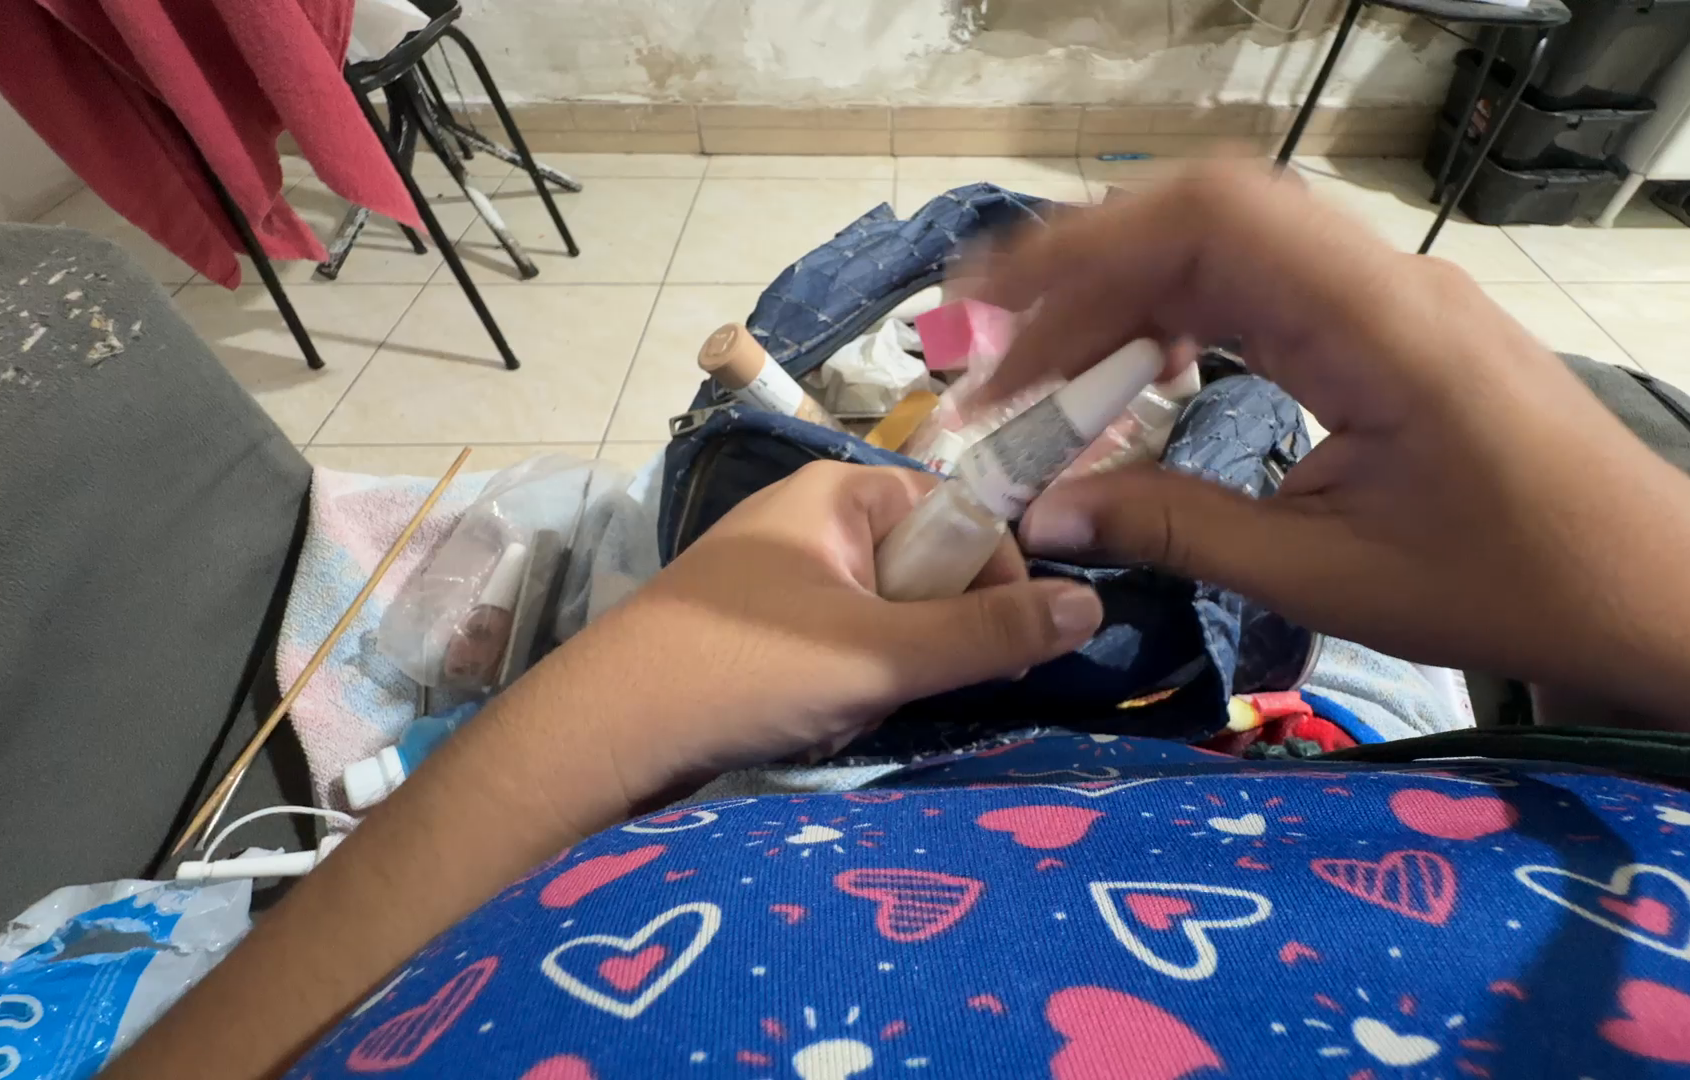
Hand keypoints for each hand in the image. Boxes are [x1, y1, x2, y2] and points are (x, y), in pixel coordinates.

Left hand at [514, 461, 1103, 826]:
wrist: (598, 739)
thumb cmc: (744, 670)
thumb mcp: (880, 654)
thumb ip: (988, 632)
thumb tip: (1091, 605)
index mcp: (841, 493)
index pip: (959, 513)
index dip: (996, 575)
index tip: (1011, 644)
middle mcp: (815, 520)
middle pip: (925, 565)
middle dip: (930, 632)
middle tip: (909, 681)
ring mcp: (787, 574)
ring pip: (888, 612)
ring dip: (891, 664)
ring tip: (852, 702)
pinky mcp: (766, 623)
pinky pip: (846, 639)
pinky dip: (852, 678)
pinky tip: (819, 712)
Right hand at [977, 161, 1689, 755]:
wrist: (1651, 596)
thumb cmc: (1508, 589)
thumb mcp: (1323, 574)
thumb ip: (1174, 529)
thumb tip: (1045, 514)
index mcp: (1379, 323)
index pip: (1211, 223)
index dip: (1082, 251)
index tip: (988, 312)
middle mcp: (1372, 281)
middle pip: (1196, 225)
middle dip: (1075, 283)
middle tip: (991, 359)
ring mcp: (1370, 297)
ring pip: (1213, 253)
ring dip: (1112, 303)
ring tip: (1036, 372)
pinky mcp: (1364, 328)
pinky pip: (1242, 294)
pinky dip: (1162, 324)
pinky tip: (1125, 375)